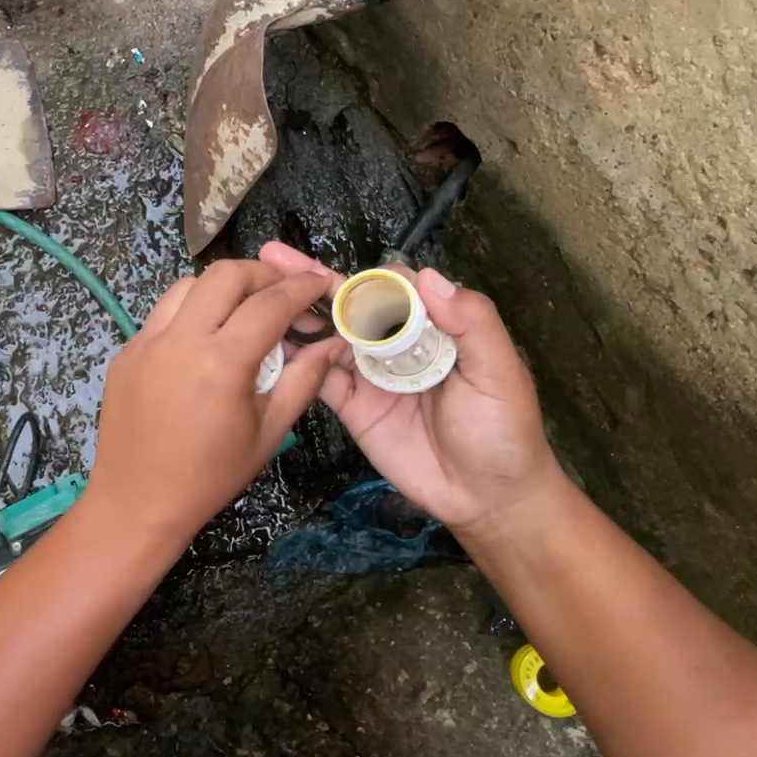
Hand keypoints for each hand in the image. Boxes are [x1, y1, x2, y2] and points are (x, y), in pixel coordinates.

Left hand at [91, 260, 334, 545]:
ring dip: (222, 288)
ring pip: (187, 286)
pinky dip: (191, 312)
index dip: (301, 288)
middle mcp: (179, 340)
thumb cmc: (209, 476)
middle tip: (283, 292)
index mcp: (220, 363)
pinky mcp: (126, 351)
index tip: (319, 284)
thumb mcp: (268, 433)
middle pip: (225, 275)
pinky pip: (163, 313)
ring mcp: (145, 342)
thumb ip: (302, 381)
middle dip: (262, 274)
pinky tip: (205, 339)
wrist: (137, 501)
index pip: (269, 304)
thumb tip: (330, 345)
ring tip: (244, 311)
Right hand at [259, 242, 559, 530]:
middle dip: (311, 279)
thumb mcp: (499, 372)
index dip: (363, 279)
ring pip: (327, 335)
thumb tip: (428, 276)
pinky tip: (264, 343)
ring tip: (254, 294)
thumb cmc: (502, 431)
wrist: (486, 500)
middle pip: (350, 304)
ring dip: (294, 314)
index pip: (392, 288)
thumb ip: (472, 323)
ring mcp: (368, 373)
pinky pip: (316, 378)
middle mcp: (395, 342)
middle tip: (271, 256)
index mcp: (432, 326)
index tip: (337, 276)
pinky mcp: (350, 405)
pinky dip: (293, 361)